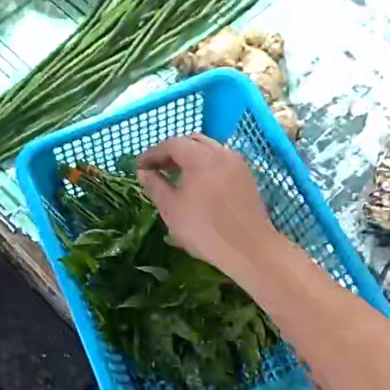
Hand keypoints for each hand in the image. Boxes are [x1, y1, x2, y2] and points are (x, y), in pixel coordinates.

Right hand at [136, 135, 286, 282]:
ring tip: (176, 175)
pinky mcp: (246, 176)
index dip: (153, 153)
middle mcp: (221, 153)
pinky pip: (221, 160)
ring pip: (209, 149)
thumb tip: (143, 172)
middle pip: (192, 141)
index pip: (172, 144)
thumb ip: (155, 186)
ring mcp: (237, 163)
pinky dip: (205, 164)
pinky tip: (198, 183)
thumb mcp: (171, 209)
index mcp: (201, 157)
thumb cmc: (204, 230)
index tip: (140, 166)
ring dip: (190, 157)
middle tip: (157, 168)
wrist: (249, 248)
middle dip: (171, 151)